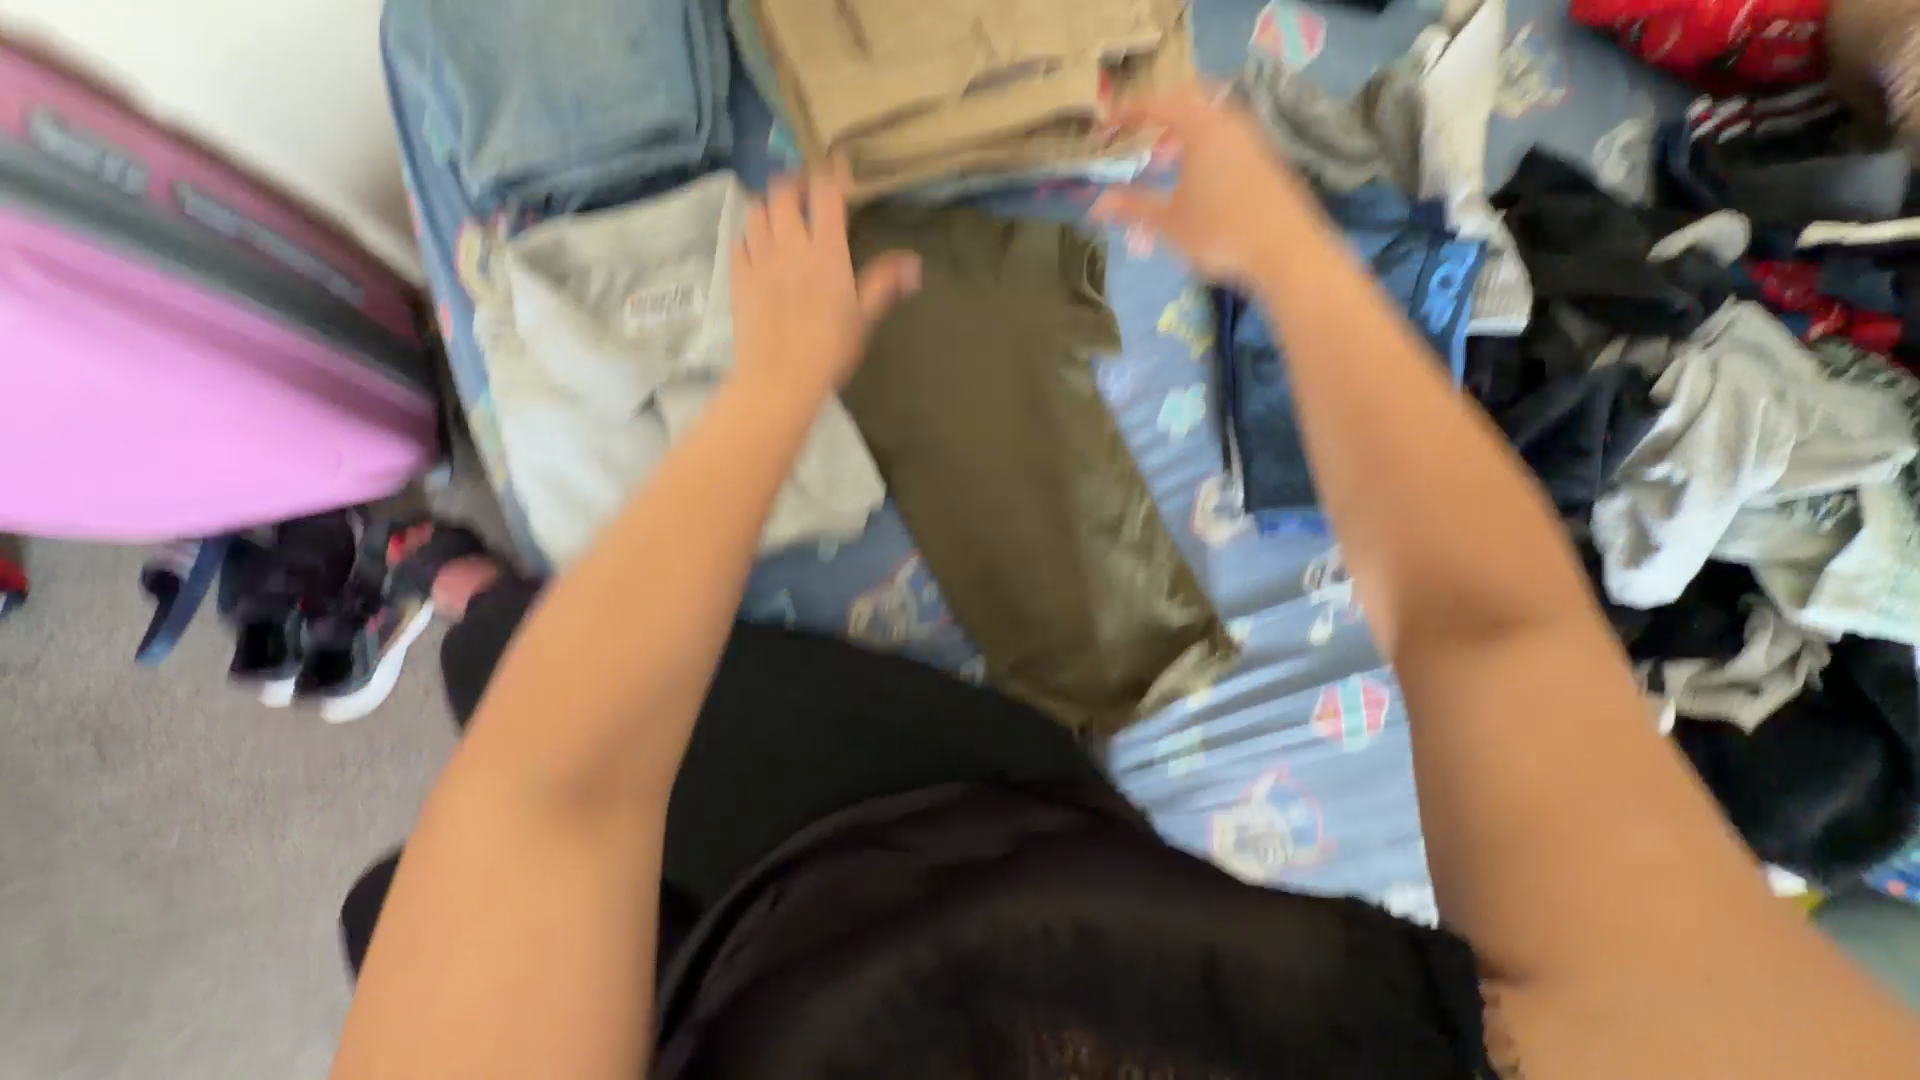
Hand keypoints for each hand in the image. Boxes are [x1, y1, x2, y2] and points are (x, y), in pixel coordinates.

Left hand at [731, 163, 920, 396]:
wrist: (779, 379)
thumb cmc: (829, 350)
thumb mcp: (863, 318)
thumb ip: (884, 283)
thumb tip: (913, 263)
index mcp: (826, 252)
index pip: (825, 193)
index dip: (831, 174)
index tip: (838, 169)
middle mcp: (789, 245)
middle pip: (782, 191)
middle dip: (795, 184)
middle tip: (806, 192)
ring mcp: (759, 258)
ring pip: (756, 209)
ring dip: (769, 206)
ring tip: (780, 217)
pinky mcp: (737, 276)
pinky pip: (739, 239)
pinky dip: (749, 234)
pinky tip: (759, 247)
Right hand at [1092, 85, 1322, 284]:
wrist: (1286, 251)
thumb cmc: (1220, 232)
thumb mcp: (1168, 222)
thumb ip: (1133, 208)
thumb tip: (1098, 204)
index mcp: (1202, 127)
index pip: (1158, 103)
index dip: (1129, 111)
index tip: (1107, 122)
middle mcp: (1229, 123)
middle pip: (1190, 102)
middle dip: (1161, 117)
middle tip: (1142, 138)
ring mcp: (1253, 140)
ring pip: (1211, 122)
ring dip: (1184, 137)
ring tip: (1166, 166)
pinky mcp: (1267, 162)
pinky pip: (1227, 141)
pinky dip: (1205, 151)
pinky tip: (1198, 185)